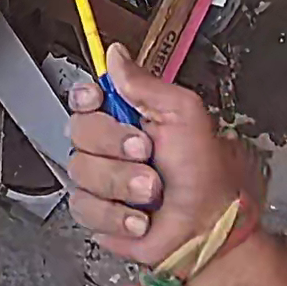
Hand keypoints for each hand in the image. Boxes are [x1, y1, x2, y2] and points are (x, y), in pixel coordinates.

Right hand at [67, 44, 261, 265]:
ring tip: (152, 191)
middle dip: (114, 146)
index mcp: (128, 117)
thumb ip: (146, 84)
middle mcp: (109, 146)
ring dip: (122, 184)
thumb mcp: (185, 116)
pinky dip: (117, 214)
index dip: (85, 98)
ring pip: (81, 170)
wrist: (208, 230)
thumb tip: (116, 55)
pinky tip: (139, 217)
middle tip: (146, 153)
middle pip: (79, 131)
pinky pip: (84, 206)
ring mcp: (100, 179)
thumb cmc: (206, 177)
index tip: (98, 101)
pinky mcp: (95, 211)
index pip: (85, 97)